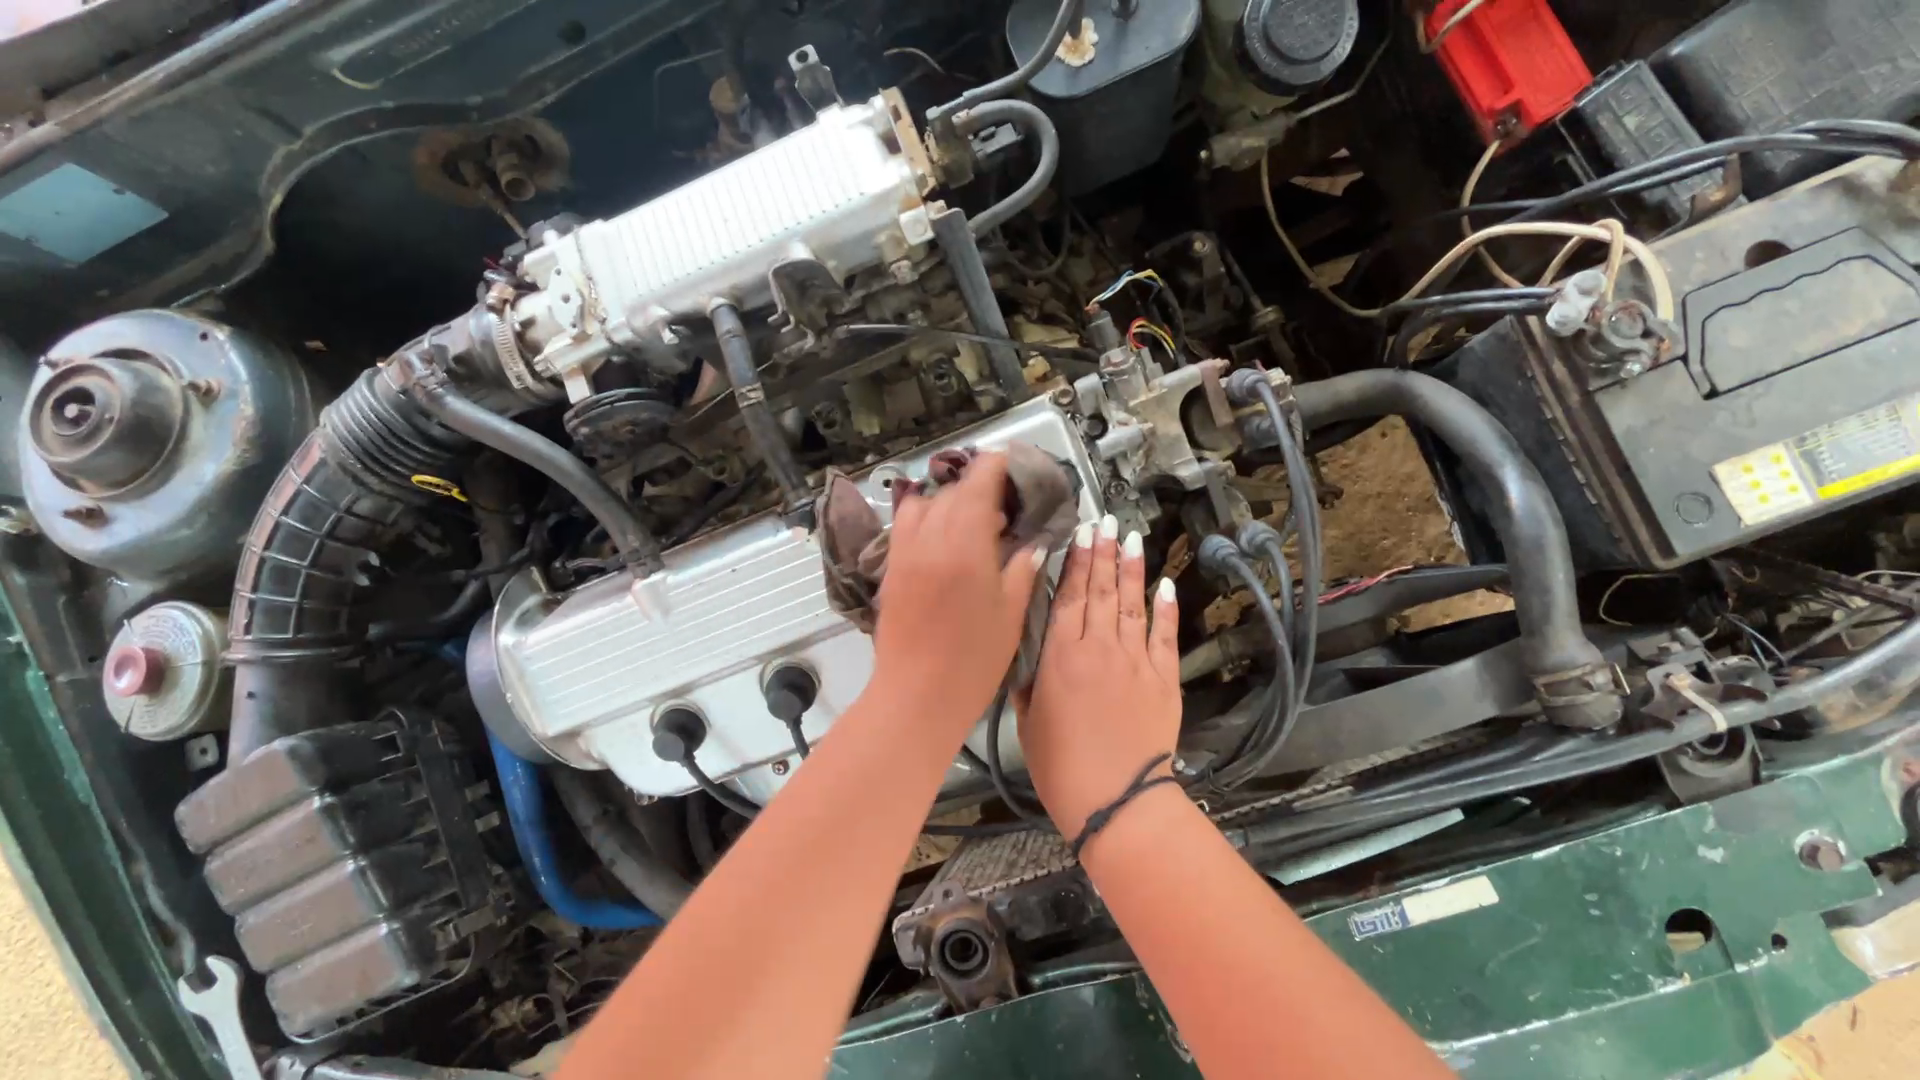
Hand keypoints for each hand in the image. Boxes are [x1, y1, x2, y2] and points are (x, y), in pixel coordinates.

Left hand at [870, 451, 1045, 736]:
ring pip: (923, 505)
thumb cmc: (974, 659)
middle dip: (976, 488)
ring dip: (947, 502)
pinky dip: (923, 519)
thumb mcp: (1011, 612)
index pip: (978, 485)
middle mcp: (929, 538)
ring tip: (969, 521)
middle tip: (1002, 506)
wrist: (917, 695)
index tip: (1009, 461)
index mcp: (965, 544)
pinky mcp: (890, 570)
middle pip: (951, 493)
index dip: (995, 467)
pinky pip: (904, 526)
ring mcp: (904, 552)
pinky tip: (942, 539)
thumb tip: (1030, 543)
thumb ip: (1021, 569)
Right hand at [1018, 514, 1180, 838]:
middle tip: (1105, 520)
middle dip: (1102, 553)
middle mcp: (1100, 647)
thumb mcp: (1028, 721)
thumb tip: (1031, 652)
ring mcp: (1136, 661)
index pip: (1069, 597)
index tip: (1080, 532)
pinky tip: (1164, 586)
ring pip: (1133, 604)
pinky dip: (1165, 609)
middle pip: (1102, 591)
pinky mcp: (1164, 679)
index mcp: (1061, 656)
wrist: (1118, 798)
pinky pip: (1164, 636)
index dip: (1076, 562)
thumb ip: (1029, 680)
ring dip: (1131, 569)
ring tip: (1130, 537)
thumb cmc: (1061, 766)